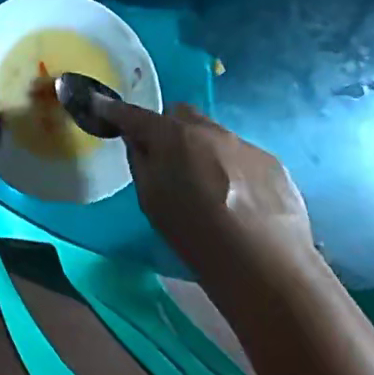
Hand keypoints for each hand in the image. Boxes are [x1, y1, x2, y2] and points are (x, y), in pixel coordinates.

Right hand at [102, 102, 313, 277]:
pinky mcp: (273, 163)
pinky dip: (236, 173)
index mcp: (172, 135)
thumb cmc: (196, 237)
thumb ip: (141, 163)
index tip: (101, 106)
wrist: (267, 268)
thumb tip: (139, 143)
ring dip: (205, 153)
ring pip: (214, 137)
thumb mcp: (152, 203)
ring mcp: (244, 143)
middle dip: (170, 130)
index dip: (114, 111)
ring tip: (212, 193)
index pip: (134, 115)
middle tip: (169, 161)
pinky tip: (243, 206)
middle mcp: (209, 129)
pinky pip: (243, 158)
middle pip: (180, 115)